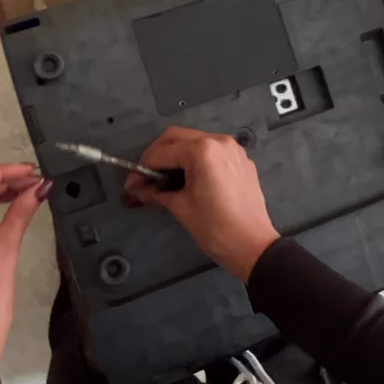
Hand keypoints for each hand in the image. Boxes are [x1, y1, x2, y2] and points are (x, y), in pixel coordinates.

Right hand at [125, 127, 277, 280]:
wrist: (252, 245)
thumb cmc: (215, 228)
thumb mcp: (180, 208)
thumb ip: (155, 193)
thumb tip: (136, 191)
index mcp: (202, 151)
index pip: (162, 153)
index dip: (142, 169)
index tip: (131, 185)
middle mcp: (219, 141)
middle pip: (177, 137)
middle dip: (157, 155)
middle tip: (144, 177)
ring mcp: (233, 149)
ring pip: (195, 141)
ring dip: (176, 155)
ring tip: (163, 179)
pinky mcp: (241, 160)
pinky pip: (212, 151)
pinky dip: (195, 159)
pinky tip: (187, 178)